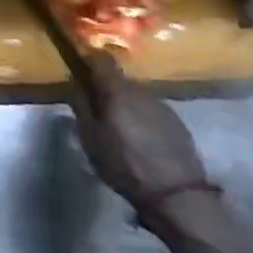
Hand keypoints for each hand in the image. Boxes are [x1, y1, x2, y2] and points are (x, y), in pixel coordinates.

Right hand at [70, 49, 210, 210]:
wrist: (176, 194)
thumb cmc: (124, 165)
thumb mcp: (90, 139)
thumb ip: (81, 107)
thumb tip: (75, 84)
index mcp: (118, 92)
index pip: (103, 59)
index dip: (90, 58)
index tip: (80, 67)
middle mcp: (141, 92)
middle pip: (120, 80)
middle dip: (106, 88)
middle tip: (96, 108)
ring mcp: (163, 106)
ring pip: (136, 96)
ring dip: (125, 104)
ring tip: (119, 128)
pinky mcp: (177, 122)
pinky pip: (151, 110)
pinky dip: (141, 117)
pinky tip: (140, 139)